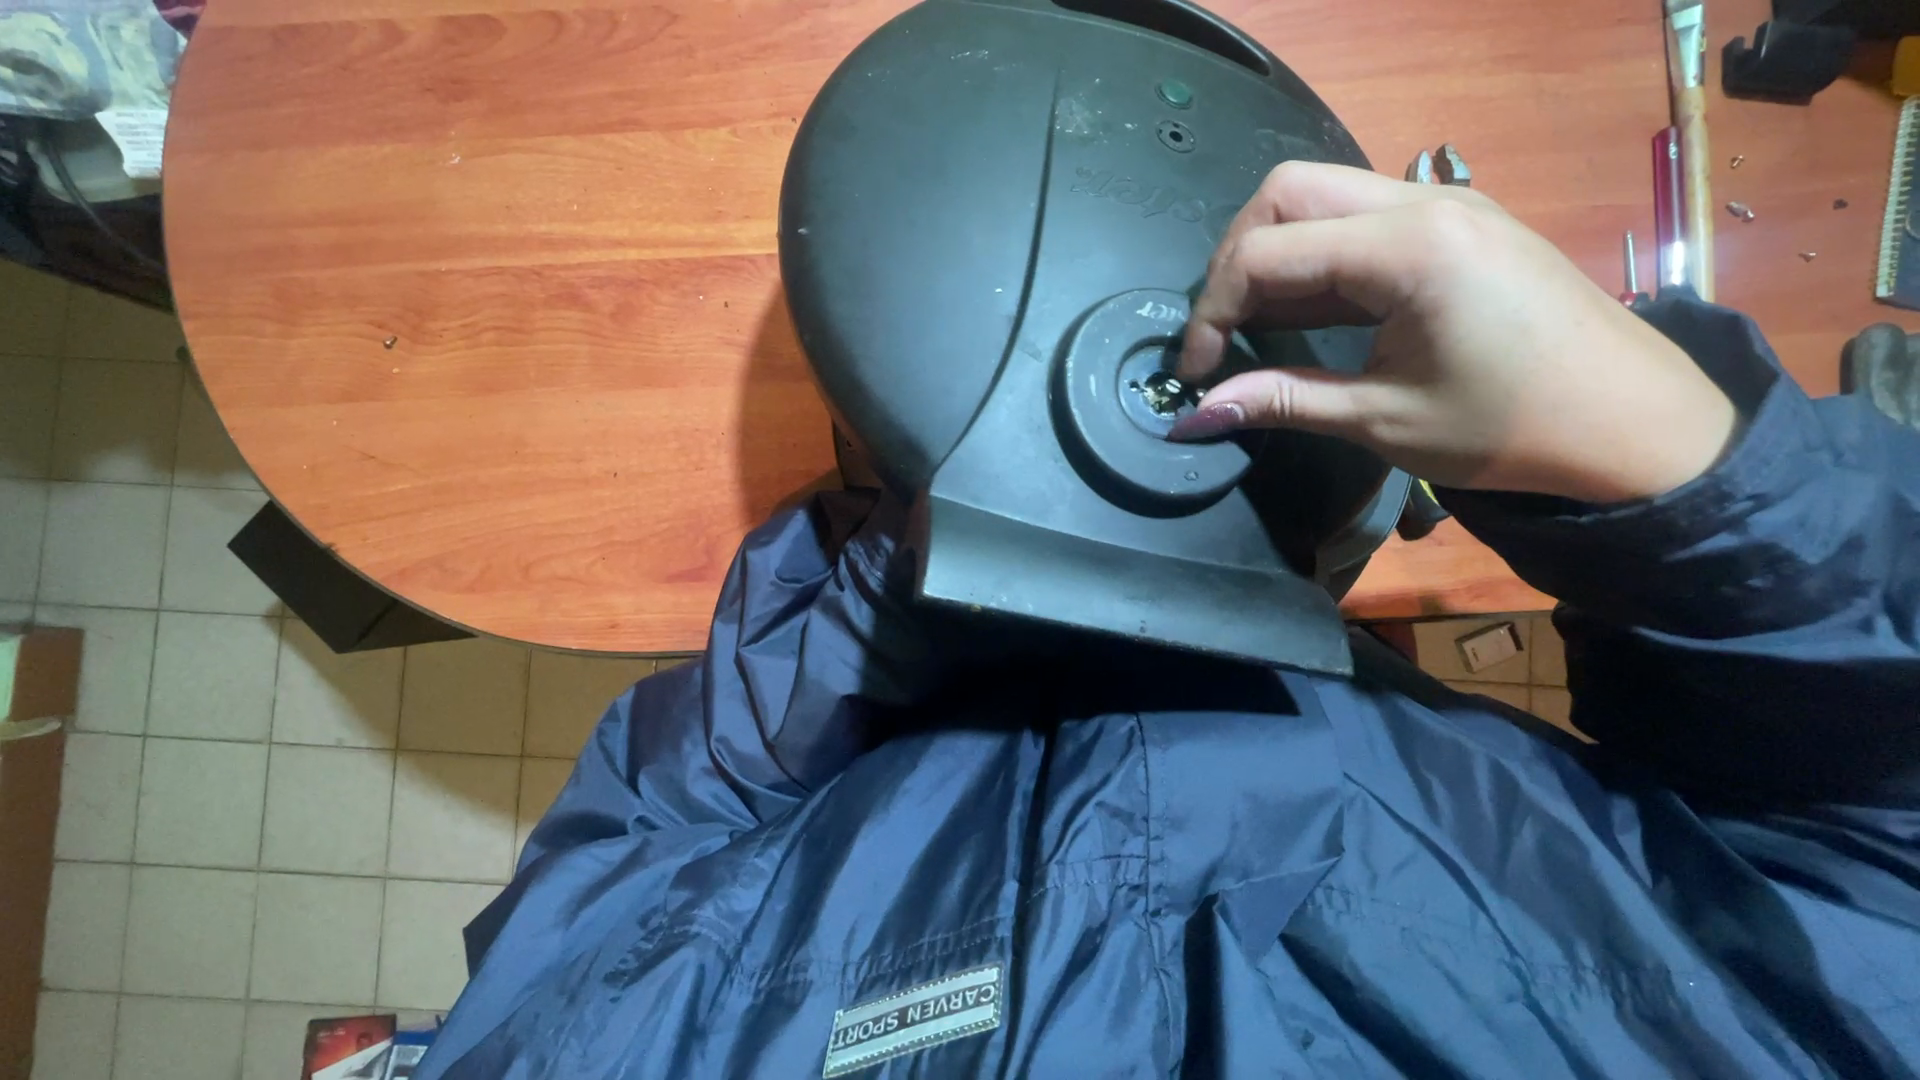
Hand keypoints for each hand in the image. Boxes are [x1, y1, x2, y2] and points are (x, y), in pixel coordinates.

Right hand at [1172, 162, 1736, 503]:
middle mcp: (1422, 203)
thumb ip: (1282, 401)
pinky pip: (1356, 219)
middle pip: (1284, 192)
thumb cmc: (1511, 429)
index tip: (1196, 372)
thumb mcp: (1383, 421)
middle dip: (1233, 261)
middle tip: (1222, 333)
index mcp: (1408, 248)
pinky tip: (1306, 314)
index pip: (1266, 252)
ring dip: (1270, 256)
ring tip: (1254, 329)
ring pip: (1318, 196)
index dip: (1212, 313)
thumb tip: (1196, 416)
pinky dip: (1313, 259)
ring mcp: (1442, 205)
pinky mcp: (1453, 224)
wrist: (1636, 425)